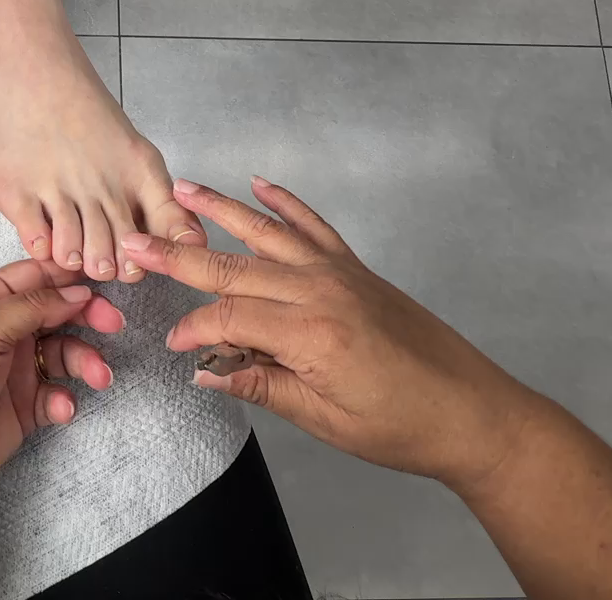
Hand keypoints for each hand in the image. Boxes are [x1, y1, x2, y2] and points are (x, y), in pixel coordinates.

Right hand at [0, 0, 203, 282]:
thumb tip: (169, 231)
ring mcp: (57, 189)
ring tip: (70, 244)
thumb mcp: (122, 136)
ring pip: (78, 254)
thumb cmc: (70, 92)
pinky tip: (42, 229)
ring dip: (75, 256)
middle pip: (119, 255)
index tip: (145, 255)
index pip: (170, 231)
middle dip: (112, 265)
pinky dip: (42, 245)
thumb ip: (145, 187)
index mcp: (138, 166)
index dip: (161, 253)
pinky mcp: (15, 191)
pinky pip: (37, 243)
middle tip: (100, 256)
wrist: (20, 58)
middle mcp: (101, 183)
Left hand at [0, 259, 124, 501]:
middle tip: (114, 324)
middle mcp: (5, 329)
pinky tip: (61, 407)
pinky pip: (57, 393)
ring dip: (85, 361)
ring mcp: (16, 367)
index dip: (68, 276)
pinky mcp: (25, 406)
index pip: (35, 276)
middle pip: (57, 312)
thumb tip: (76, 290)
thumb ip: (31, 307)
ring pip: (64, 353)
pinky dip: (65, 398)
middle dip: (86, 316)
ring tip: (99, 376)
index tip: (103, 278)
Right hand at [122, 177, 551, 495]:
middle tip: (135, 240)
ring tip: (181, 189)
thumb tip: (204, 371)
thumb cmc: (400, 426)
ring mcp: (337, 271)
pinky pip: (312, 225)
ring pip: (265, 232)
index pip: (230, 318)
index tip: (175, 342)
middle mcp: (319, 290)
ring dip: (219, 210)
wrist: (476, 413)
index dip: (195, 328)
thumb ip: (260, 385)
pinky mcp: (353, 266)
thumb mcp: (325, 420)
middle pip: (233, 268)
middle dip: (179, 255)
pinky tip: (259, 184)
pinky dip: (285, 202)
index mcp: (311, 334)